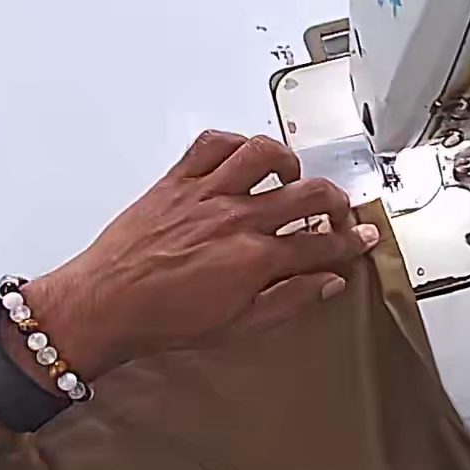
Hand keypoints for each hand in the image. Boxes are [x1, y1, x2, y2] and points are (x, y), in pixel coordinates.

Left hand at [22, 131, 378, 374]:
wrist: (106, 304)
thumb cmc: (162, 319)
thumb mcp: (237, 326)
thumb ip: (288, 300)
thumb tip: (325, 283)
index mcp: (253, 259)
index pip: (320, 243)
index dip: (350, 241)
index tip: (363, 237)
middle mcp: (234, 219)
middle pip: (306, 194)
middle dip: (335, 200)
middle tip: (338, 209)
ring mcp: (205, 194)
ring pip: (262, 155)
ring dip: (287, 162)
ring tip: (291, 176)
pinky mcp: (176, 181)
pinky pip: (211, 144)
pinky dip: (234, 143)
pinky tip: (242, 157)